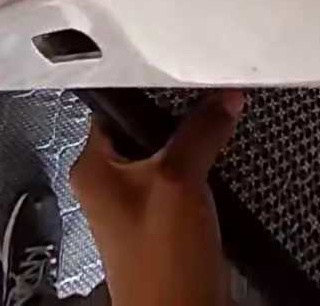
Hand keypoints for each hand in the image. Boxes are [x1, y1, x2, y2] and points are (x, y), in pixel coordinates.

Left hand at [69, 90, 244, 305]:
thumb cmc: (161, 259)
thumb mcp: (179, 178)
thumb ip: (201, 129)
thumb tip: (225, 95)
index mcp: (94, 167)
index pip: (113, 104)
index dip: (145, 82)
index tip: (175, 59)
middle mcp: (112, 180)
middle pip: (145, 123)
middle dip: (177, 106)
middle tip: (204, 78)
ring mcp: (140, 198)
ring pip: (168, 146)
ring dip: (194, 131)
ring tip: (218, 100)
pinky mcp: (167, 213)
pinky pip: (184, 169)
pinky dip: (203, 154)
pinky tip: (222, 137)